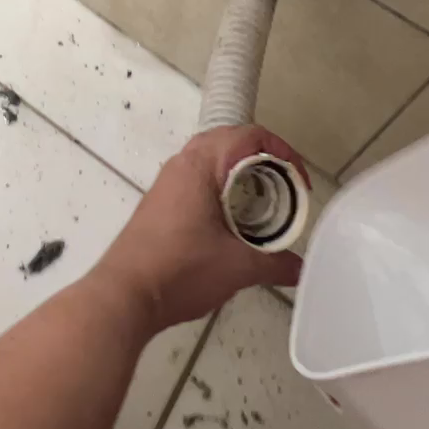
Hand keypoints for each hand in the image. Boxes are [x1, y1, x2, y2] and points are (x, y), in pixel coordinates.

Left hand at [91, 126, 308, 330]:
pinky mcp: (161, 198)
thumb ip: (275, 263)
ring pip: (212, 158)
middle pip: (231, 140)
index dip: (282, 152)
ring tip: (264, 203)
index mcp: (202, 164)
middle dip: (263, 160)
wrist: (126, 292)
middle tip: (285, 190)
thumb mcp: (238, 267)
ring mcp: (168, 179)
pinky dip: (222, 185)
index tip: (299, 183)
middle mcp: (183, 162)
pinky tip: (233, 218)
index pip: (249, 135)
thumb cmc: (182, 269)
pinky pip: (198, 175)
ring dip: (241, 172)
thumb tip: (301, 267)